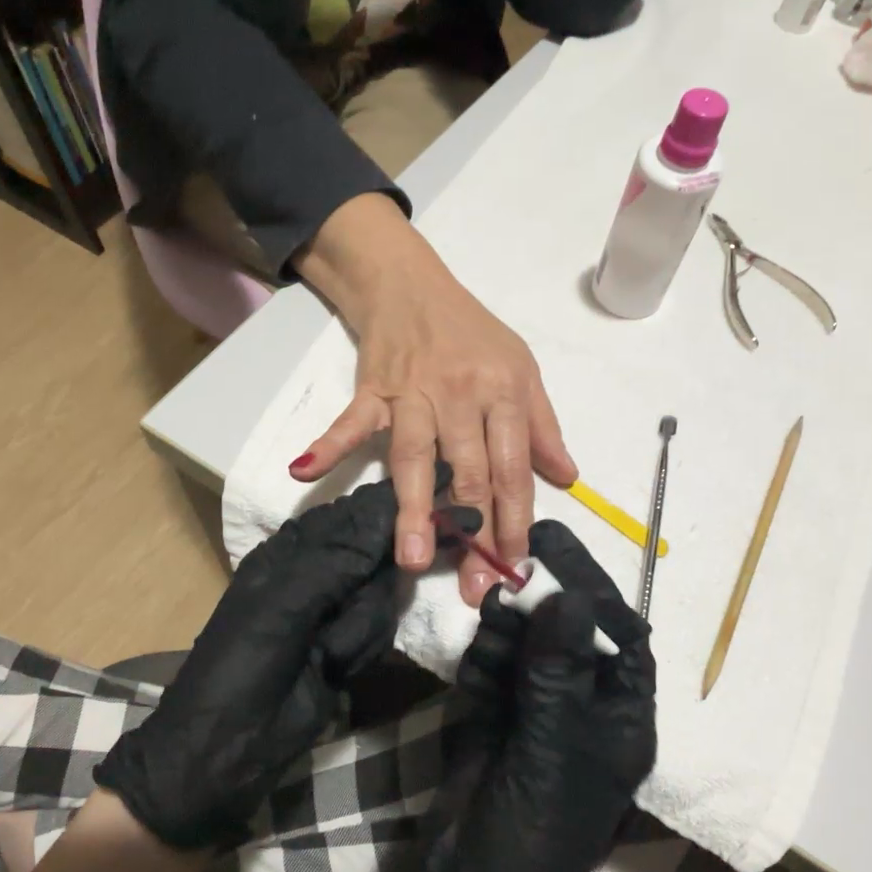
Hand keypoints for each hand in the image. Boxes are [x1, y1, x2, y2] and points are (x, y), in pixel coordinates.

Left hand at [95, 471, 471, 852]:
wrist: (225, 749)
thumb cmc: (241, 665)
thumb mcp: (284, 604)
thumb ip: (338, 558)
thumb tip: (388, 512)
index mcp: (290, 553)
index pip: (352, 516)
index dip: (394, 505)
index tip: (446, 487)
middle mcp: (317, 575)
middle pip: (377, 556)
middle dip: (381, 579)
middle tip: (378, 600)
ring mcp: (335, 615)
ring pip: (383, 598)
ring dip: (362, 625)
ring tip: (328, 653)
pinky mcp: (348, 650)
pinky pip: (378, 632)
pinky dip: (361, 647)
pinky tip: (334, 667)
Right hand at [292, 194, 578, 606]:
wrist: (412, 285)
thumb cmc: (473, 335)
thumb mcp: (522, 370)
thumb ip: (542, 427)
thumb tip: (567, 479)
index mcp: (504, 392)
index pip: (513, 467)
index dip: (515, 519)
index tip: (513, 566)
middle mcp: (461, 395)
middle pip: (469, 472)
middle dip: (473, 532)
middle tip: (472, 586)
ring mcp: (413, 392)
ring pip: (415, 456)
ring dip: (414, 507)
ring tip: (414, 558)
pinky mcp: (372, 389)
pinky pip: (352, 421)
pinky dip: (329, 443)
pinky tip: (304, 472)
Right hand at [401, 521, 656, 871]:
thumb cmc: (536, 827)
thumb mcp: (553, 745)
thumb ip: (558, 669)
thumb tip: (571, 595)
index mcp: (619, 717)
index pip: (620, 637)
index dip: (593, 590)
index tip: (556, 547)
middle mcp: (579, 707)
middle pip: (567, 636)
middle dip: (541, 601)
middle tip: (509, 554)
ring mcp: (531, 713)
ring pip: (524, 648)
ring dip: (507, 624)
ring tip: (490, 598)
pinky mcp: (488, 720)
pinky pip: (490, 671)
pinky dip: (483, 653)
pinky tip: (476, 640)